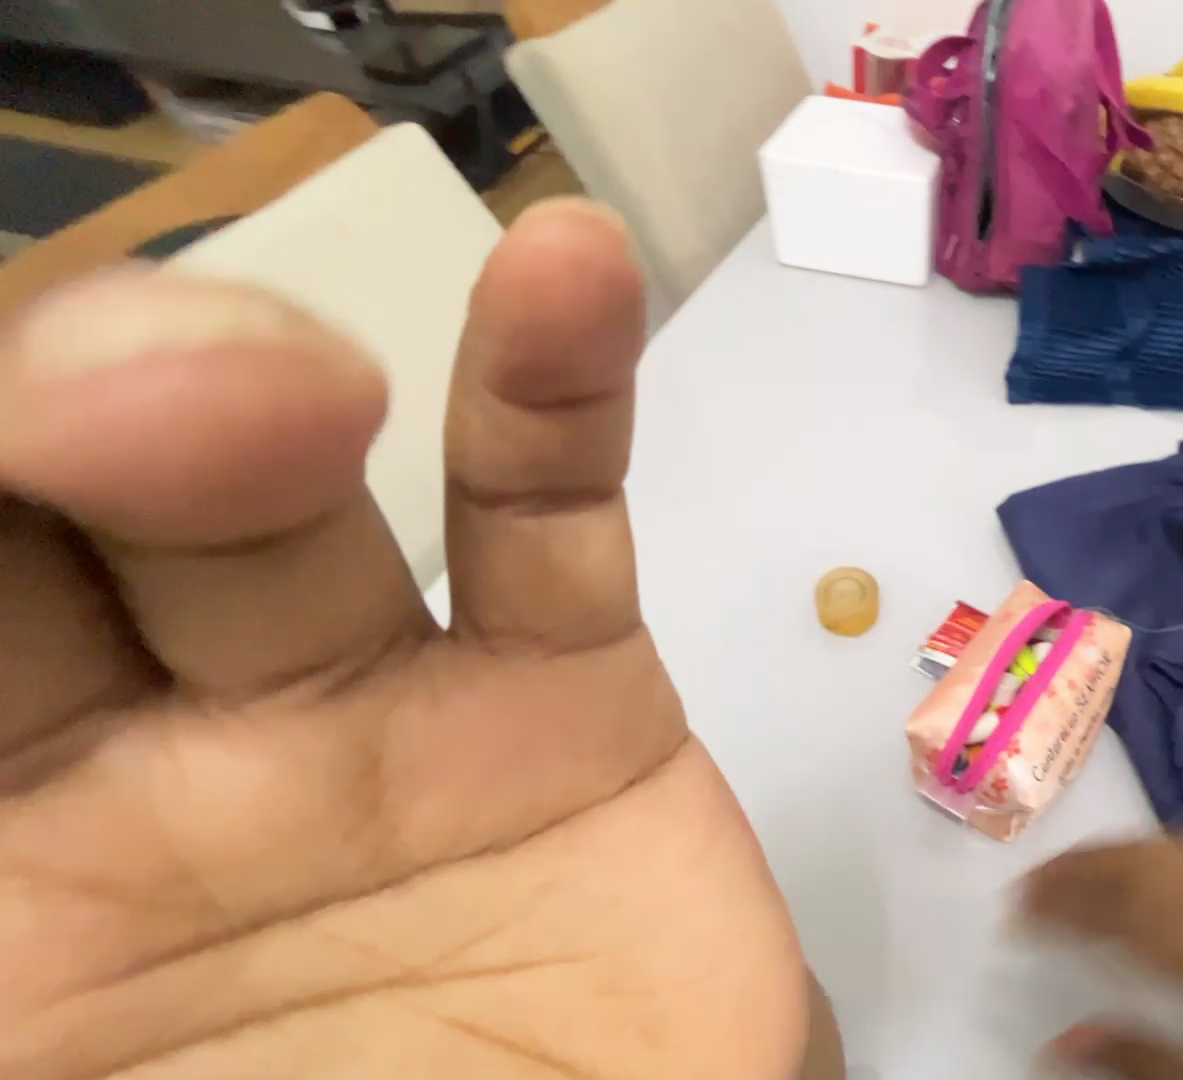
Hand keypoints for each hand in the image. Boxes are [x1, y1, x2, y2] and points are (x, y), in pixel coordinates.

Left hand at [0, 200, 815, 1077]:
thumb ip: (9, 986)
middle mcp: (150, 769)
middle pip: (52, 542)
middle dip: (59, 433)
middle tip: (121, 410)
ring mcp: (391, 708)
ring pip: (299, 507)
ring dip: (268, 399)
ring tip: (286, 371)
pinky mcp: (577, 687)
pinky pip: (555, 519)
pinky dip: (565, 393)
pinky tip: (579, 273)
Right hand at [1025, 839, 1182, 1079]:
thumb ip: (1138, 1060)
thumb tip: (1054, 1043)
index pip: (1119, 906)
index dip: (1062, 902)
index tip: (1016, 907)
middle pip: (1143, 860)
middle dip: (1082, 866)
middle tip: (1034, 885)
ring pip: (1175, 847)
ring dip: (1120, 854)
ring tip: (1080, 872)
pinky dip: (1163, 855)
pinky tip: (1153, 874)